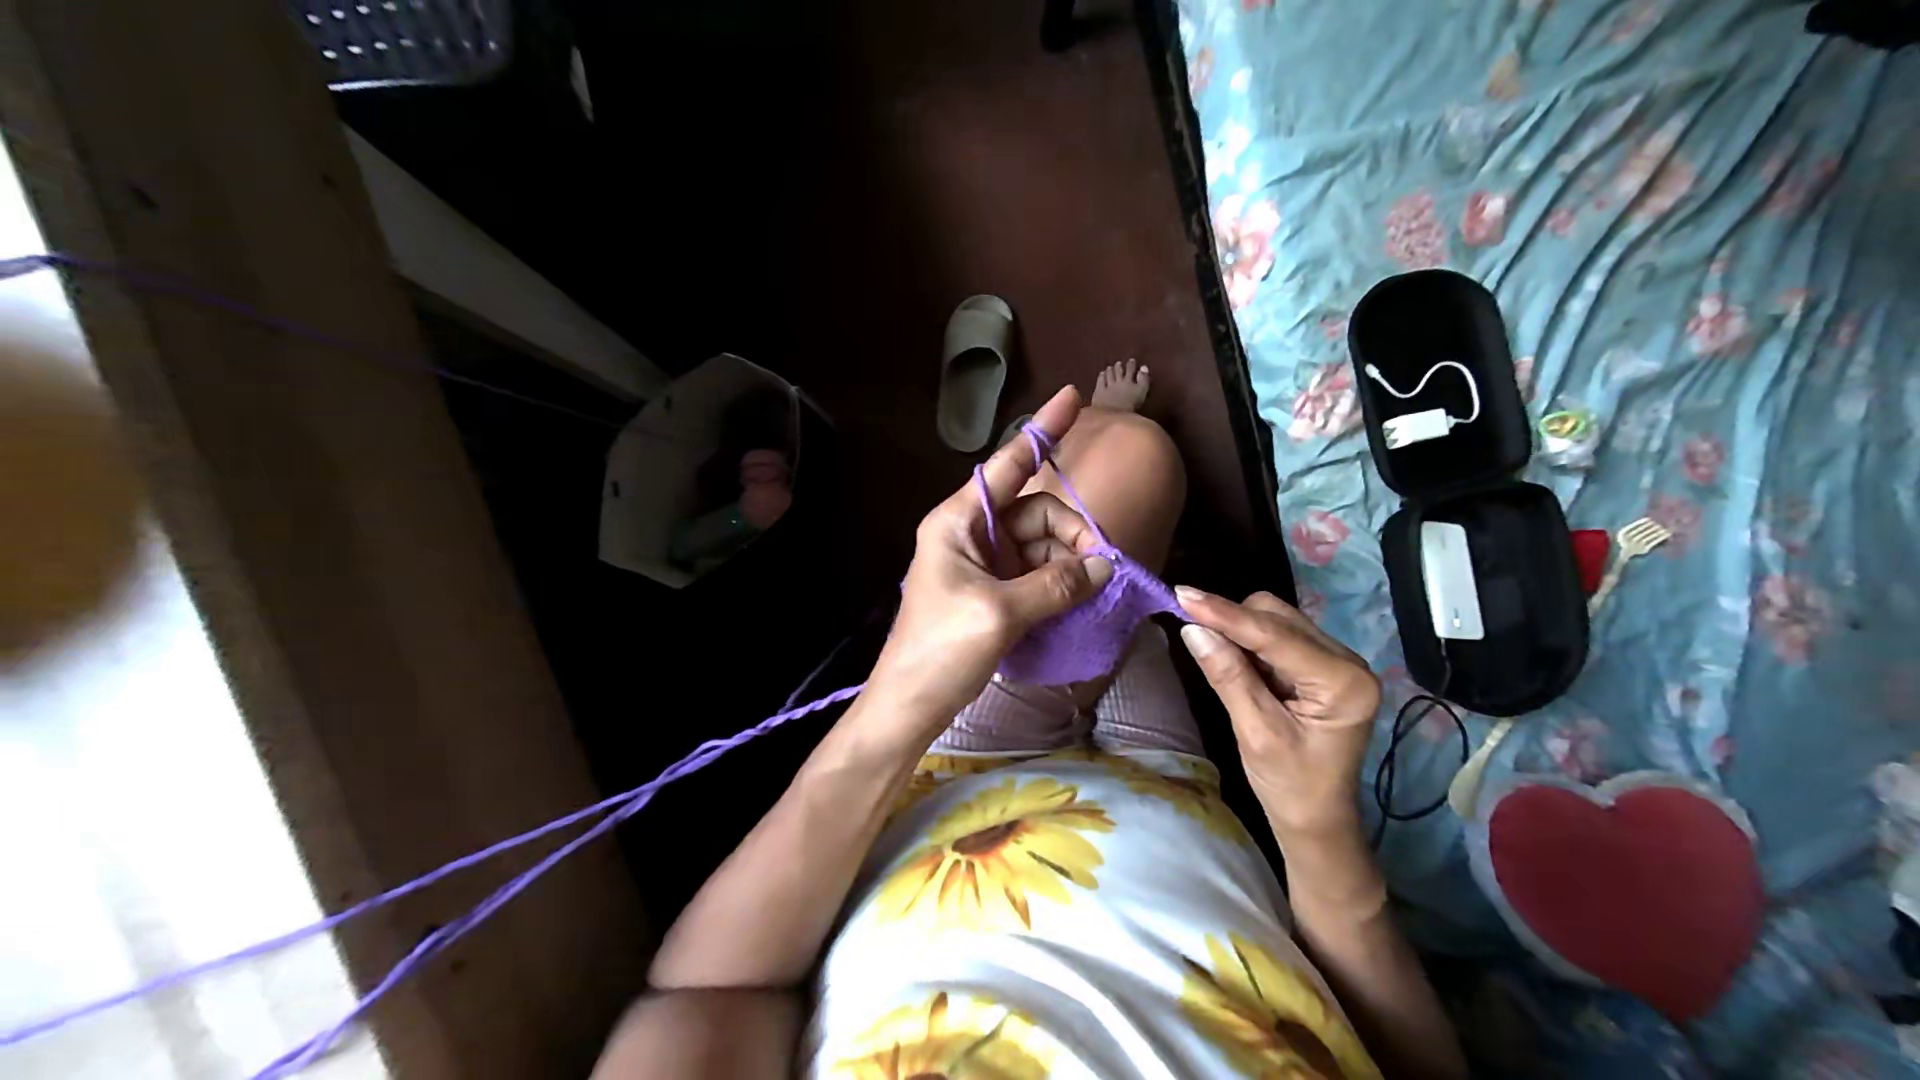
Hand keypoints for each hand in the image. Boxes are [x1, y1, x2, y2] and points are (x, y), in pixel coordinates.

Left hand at [866, 386, 1113, 730]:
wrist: (910, 704)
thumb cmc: (941, 650)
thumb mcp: (1000, 613)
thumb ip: (1056, 585)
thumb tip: (1105, 565)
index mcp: (958, 521)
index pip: (1008, 464)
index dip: (1042, 430)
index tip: (1074, 396)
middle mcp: (971, 532)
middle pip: (1036, 511)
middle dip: (1072, 533)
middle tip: (1102, 569)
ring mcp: (983, 563)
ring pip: (1041, 544)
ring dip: (1069, 562)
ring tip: (1090, 592)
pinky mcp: (993, 590)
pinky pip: (1036, 572)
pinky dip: (1058, 581)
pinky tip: (1077, 599)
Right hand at [1174, 589, 1381, 839]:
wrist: (1315, 818)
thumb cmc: (1289, 785)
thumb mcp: (1255, 733)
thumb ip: (1228, 676)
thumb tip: (1192, 629)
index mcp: (1342, 682)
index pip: (1274, 636)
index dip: (1225, 613)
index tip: (1182, 594)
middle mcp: (1346, 661)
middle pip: (1276, 616)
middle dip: (1231, 618)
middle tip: (1189, 626)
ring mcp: (1334, 660)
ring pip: (1274, 619)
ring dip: (1237, 627)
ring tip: (1211, 648)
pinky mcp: (1318, 664)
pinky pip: (1275, 634)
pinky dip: (1246, 639)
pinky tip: (1230, 655)